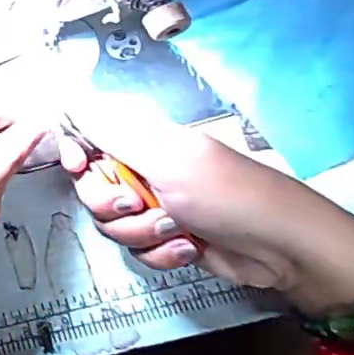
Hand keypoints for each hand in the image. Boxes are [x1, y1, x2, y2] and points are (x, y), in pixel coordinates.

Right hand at [59, 101, 353, 316]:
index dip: (76, 154)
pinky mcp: (167, 240)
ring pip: (114, 226)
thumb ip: (116, 136)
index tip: (76, 166)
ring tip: (178, 230)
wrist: (278, 247)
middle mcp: (145, 171)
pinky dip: (162, 253)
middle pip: (93, 189)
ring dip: (143, 233)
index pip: (91, 139)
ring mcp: (156, 207)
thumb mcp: (168, 159)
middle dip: (112, 205)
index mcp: (145, 141)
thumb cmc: (225, 193)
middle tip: (137, 204)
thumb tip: (75, 101)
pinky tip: (189, 249)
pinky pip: (139, 250)